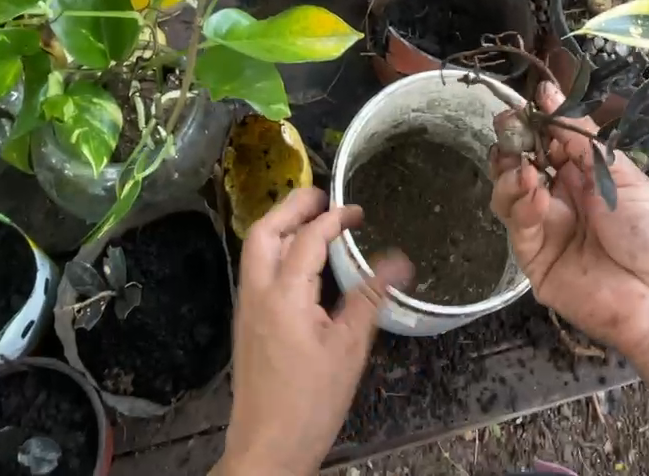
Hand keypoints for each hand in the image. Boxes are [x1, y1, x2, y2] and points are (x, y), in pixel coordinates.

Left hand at [218, 187, 412, 475]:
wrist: (266, 451)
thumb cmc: (311, 401)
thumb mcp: (349, 348)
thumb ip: (370, 297)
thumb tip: (401, 261)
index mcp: (283, 295)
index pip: (308, 238)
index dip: (334, 218)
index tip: (358, 212)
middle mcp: (257, 293)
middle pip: (264, 230)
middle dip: (292, 206)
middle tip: (324, 197)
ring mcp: (247, 308)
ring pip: (256, 249)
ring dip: (282, 225)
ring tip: (316, 221)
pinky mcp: (247, 323)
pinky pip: (257, 269)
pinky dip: (277, 248)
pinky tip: (304, 259)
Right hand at [489, 84, 648, 362]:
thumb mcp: (620, 173)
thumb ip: (578, 135)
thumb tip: (548, 92)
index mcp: (585, 176)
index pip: (547, 143)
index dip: (534, 125)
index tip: (524, 107)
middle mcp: (561, 199)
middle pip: (520, 166)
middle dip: (512, 145)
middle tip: (508, 129)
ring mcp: (546, 230)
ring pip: (509, 195)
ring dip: (510, 174)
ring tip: (523, 168)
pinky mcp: (535, 260)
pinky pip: (518, 227)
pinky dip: (522, 205)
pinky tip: (536, 194)